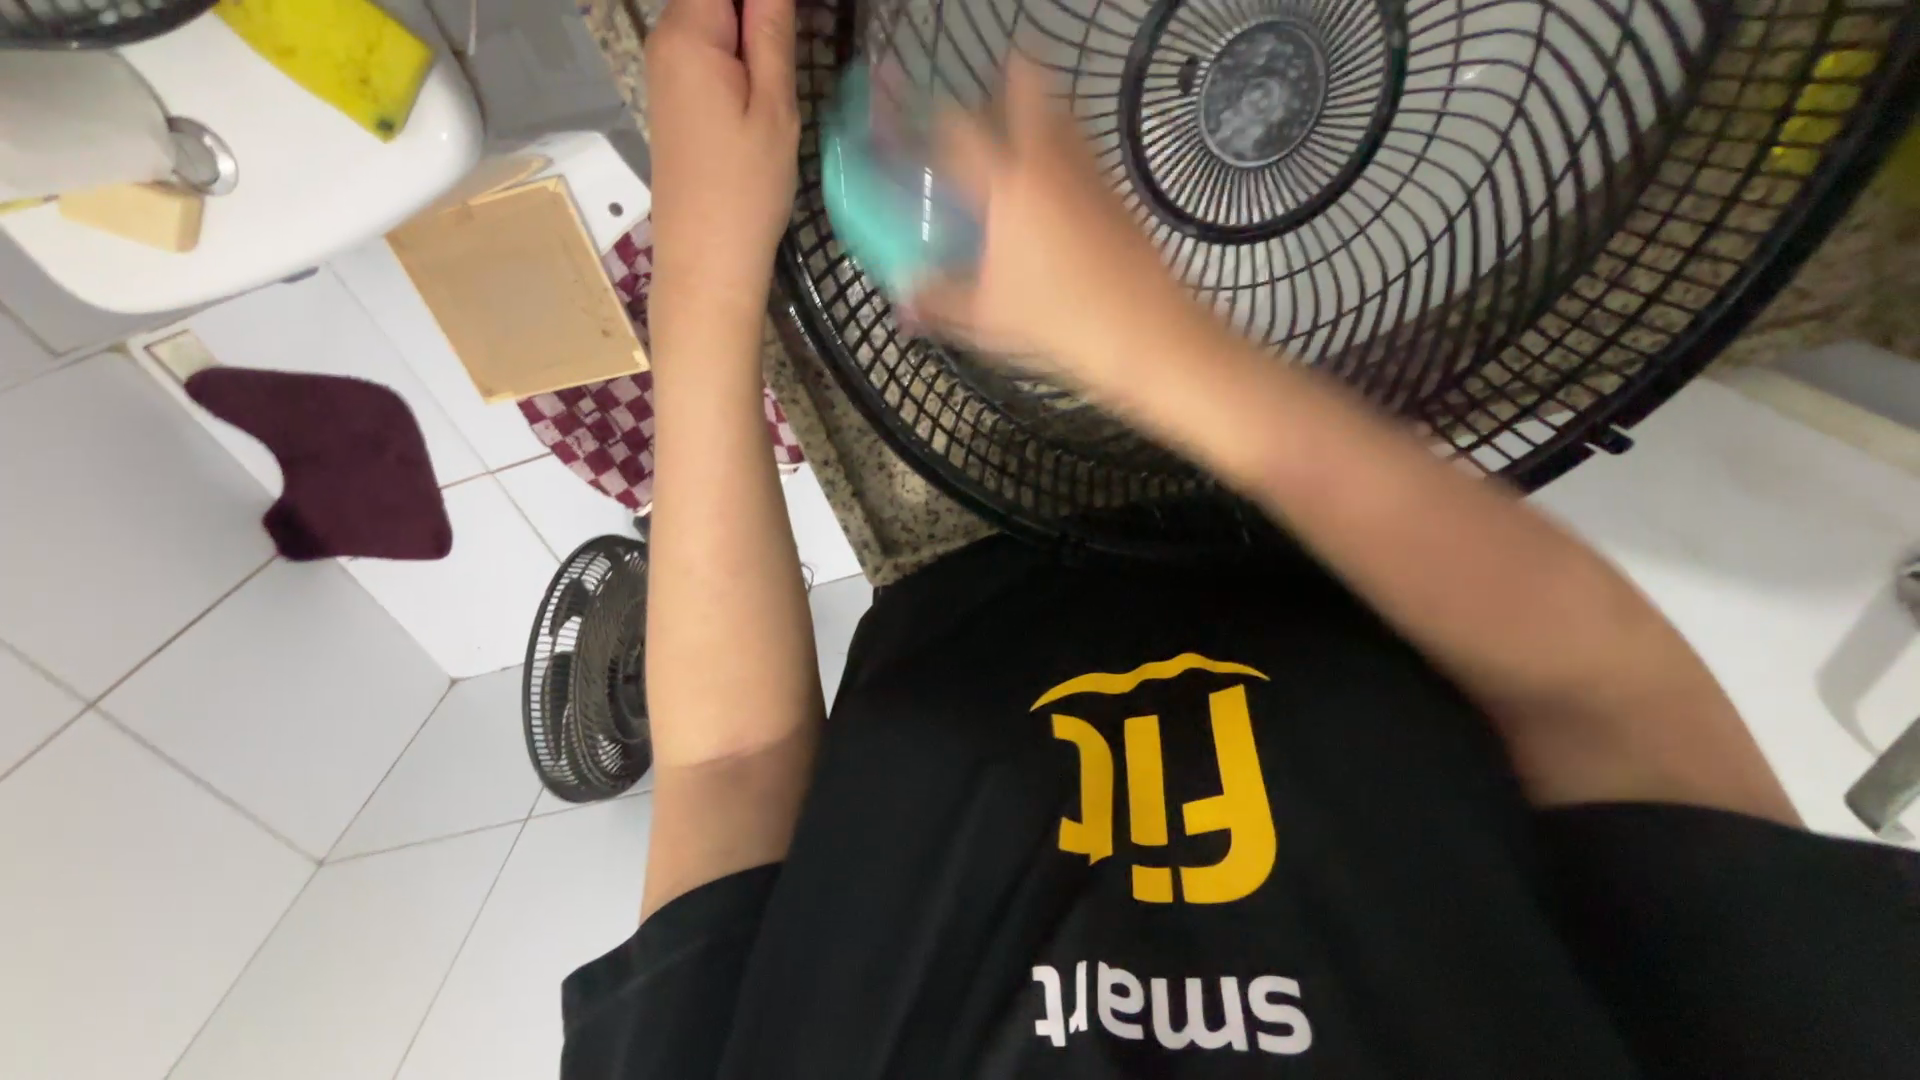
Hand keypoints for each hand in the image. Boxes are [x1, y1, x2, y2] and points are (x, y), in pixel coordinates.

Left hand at [645, 0, 798, 312]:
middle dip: (758, 12)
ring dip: (751, 29)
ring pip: (711, 19)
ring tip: (786, 64)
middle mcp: (665, 39)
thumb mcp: (774, 108)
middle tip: (797, 46)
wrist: (707, 260)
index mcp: (689, 32)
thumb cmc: (747, 190)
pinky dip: (737, 52)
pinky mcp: (673, 99)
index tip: (795, 26)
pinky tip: (764, 82)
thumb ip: (772, 31)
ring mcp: (664, 71)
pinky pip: (705, 50)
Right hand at [910, 57, 1187, 386]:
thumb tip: (904, 302)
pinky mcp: (1117, 193)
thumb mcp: (985, 317)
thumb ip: (938, 300)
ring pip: (1060, 114)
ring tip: (1017, 146)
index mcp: (1005, 184)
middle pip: (1024, 89)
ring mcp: (1089, 171)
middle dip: (1000, 90)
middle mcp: (1049, 161)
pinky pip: (1084, 152)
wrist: (1144, 330)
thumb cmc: (1057, 320)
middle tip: (982, 116)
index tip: (921, 141)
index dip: (932, 128)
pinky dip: (1064, 154)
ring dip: (1037, 116)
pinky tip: (1055, 192)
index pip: (958, 129)